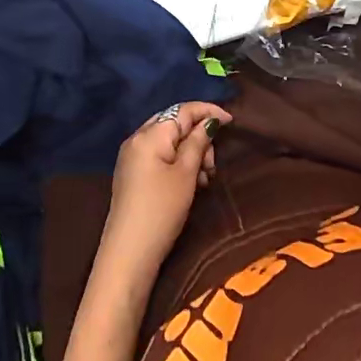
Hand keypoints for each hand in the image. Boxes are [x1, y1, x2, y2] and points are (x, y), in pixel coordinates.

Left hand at [101, 102, 230, 273]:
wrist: (129, 250)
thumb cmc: (162, 209)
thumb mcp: (186, 174)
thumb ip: (197, 143)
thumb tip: (208, 122)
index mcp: (150, 134)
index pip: (182, 110)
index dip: (208, 111)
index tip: (231, 121)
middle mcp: (137, 138)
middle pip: (174, 124)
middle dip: (199, 137)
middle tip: (212, 166)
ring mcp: (131, 155)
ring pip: (168, 141)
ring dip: (190, 152)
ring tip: (203, 179)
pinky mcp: (131, 172)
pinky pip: (159, 155)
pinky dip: (177, 162)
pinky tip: (190, 182)